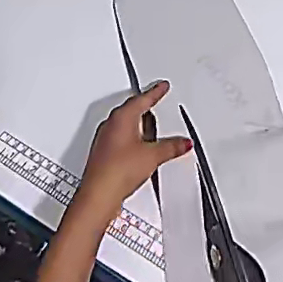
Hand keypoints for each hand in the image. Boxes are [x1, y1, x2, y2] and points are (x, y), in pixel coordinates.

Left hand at [72, 81, 191, 221]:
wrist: (99, 195)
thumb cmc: (117, 171)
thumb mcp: (153, 155)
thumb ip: (171, 146)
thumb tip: (183, 143)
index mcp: (122, 117)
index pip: (142, 99)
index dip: (154, 92)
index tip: (162, 86)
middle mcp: (111, 125)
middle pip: (131, 110)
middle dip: (145, 106)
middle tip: (156, 100)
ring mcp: (105, 139)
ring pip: (125, 125)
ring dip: (139, 125)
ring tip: (153, 129)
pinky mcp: (104, 154)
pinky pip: (121, 139)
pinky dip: (133, 140)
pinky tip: (141, 150)